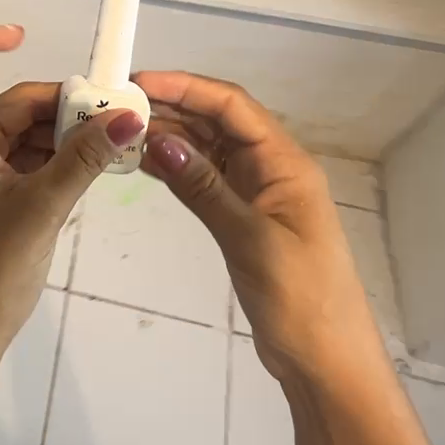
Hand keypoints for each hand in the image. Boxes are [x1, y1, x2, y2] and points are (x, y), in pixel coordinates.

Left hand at [0, 24, 143, 355]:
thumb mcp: (43, 206)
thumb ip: (85, 158)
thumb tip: (128, 116)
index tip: (22, 36)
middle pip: (11, 104)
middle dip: (61, 105)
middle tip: (115, 114)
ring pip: (23, 133)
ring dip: (64, 134)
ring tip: (114, 140)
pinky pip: (25, 160)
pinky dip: (55, 158)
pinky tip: (92, 165)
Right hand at [134, 71, 381, 383]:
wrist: (325, 361)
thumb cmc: (300, 298)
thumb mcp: (250, 240)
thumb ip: (203, 188)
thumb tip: (157, 140)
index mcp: (284, 163)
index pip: (232, 106)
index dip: (186, 87)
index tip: (140, 83)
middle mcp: (269, 168)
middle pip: (217, 121)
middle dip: (171, 106)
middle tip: (119, 104)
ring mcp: (254, 192)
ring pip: (206, 147)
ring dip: (169, 134)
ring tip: (122, 127)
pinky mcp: (240, 216)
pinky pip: (202, 177)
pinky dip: (174, 166)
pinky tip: (142, 161)